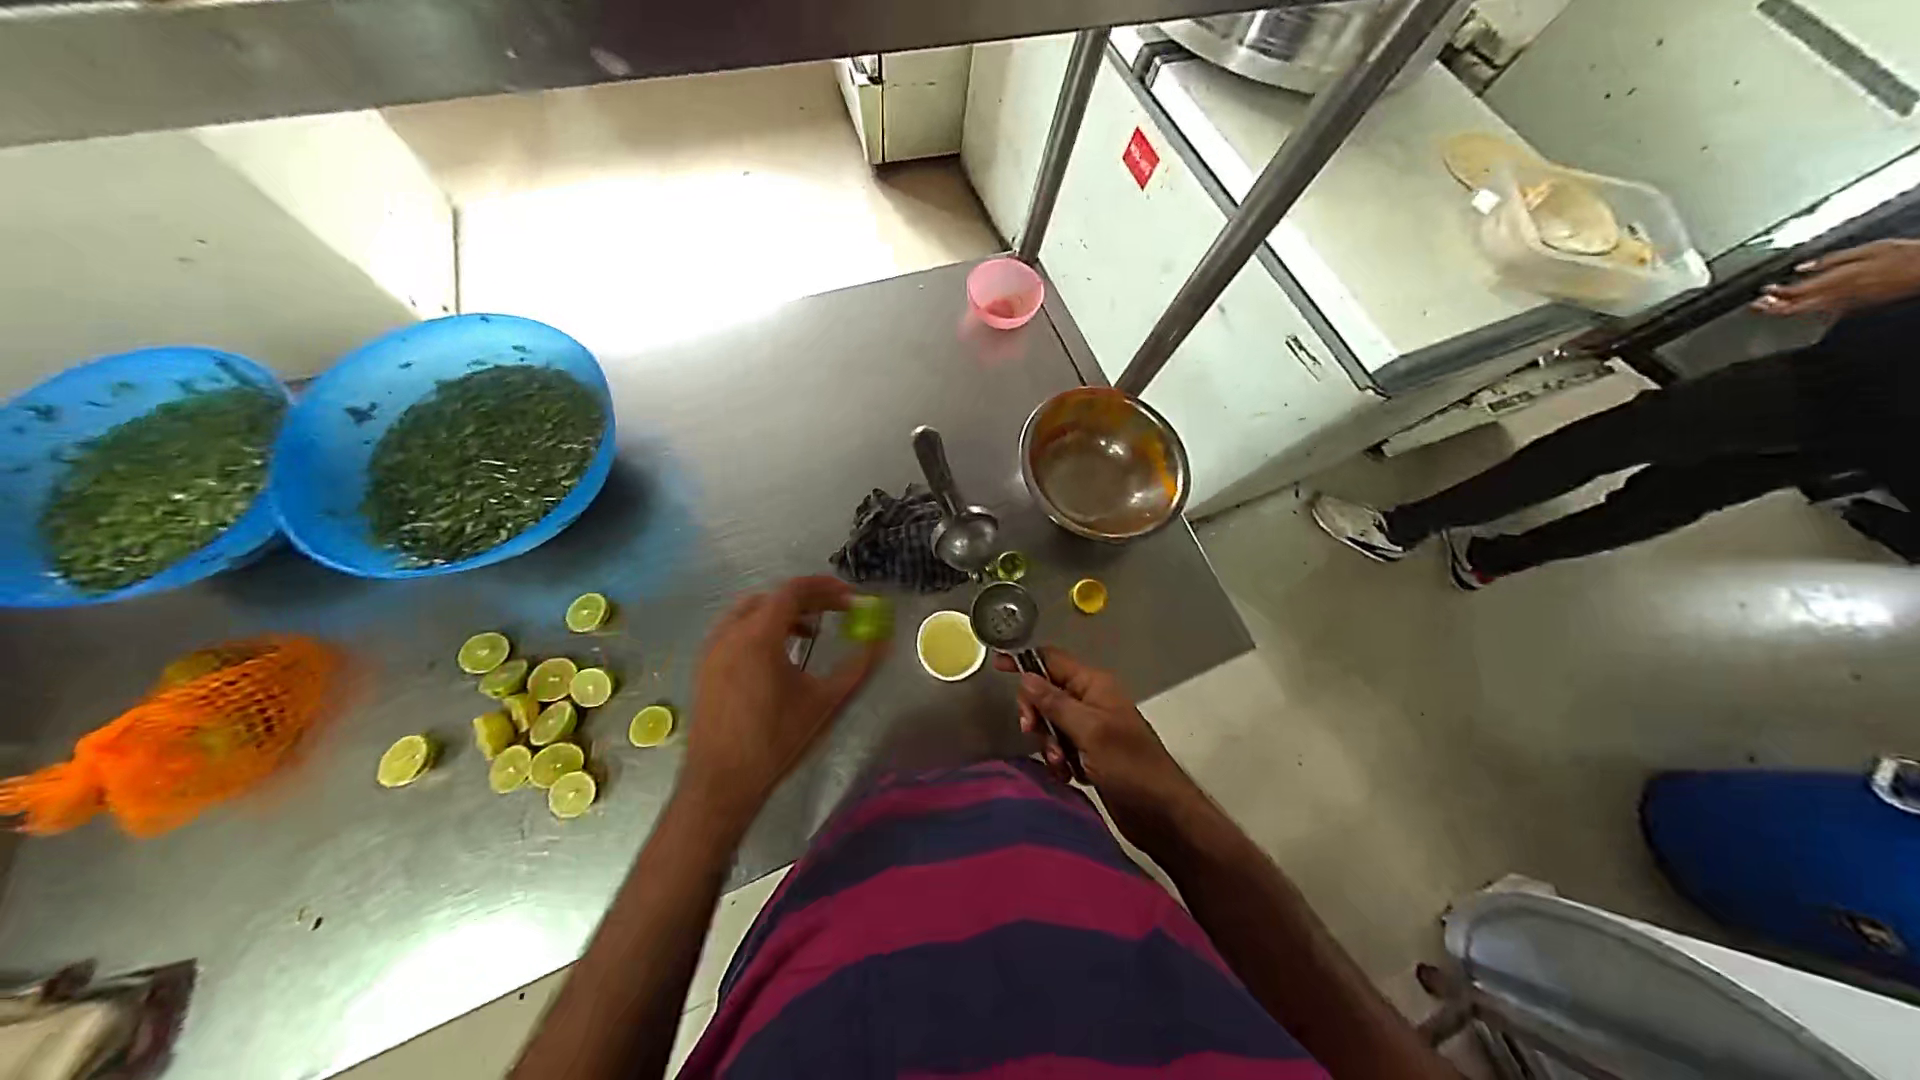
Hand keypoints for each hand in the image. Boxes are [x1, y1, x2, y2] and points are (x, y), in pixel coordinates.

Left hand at [682, 576, 884, 828]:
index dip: (825, 588)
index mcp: (758, 637)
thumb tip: (883, 641)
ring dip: (783, 612)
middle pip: (772, 597)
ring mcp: (712, 649)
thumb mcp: (825, 701)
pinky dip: (761, 628)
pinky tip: (780, 654)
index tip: (850, 596)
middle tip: (836, 610)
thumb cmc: (776, 740)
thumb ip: (858, 666)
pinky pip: (736, 630)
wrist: (722, 782)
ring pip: (750, 611)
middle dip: (807, 599)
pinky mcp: (704, 666)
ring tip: (811, 631)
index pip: (792, 591)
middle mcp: (730, 633)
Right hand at [994, 647, 1200, 844]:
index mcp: (1094, 685)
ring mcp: (1089, 730)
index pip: (1053, 661)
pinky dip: (1059, 761)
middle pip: (1045, 694)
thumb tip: (1026, 677)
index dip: (1026, 661)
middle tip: (1033, 731)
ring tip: (1063, 764)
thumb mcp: (1089, 730)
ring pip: (1049, 725)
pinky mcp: (1088, 755)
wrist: (1161, 814)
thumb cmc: (1130, 765)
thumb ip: (1055, 703)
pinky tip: (1069, 776)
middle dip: (1037, 714)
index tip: (998, 665)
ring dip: (1049, 744)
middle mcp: (1090, 702)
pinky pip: (1059, 749)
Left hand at [1752, 239, 1919, 316]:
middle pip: (1794, 307)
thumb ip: (1832, 259)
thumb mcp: (1869, 249)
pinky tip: (1797, 309)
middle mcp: (1838, 294)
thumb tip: (1802, 266)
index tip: (1763, 291)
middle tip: (1756, 306)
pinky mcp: (1855, 306)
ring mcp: (1846, 303)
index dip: (1775, 293)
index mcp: (1839, 279)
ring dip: (1784, 311)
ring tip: (1768, 309)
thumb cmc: (1907, 255)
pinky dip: (1805, 312)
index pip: (1795, 291)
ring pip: (1805, 312)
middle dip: (1772, 308)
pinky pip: (1822, 312)